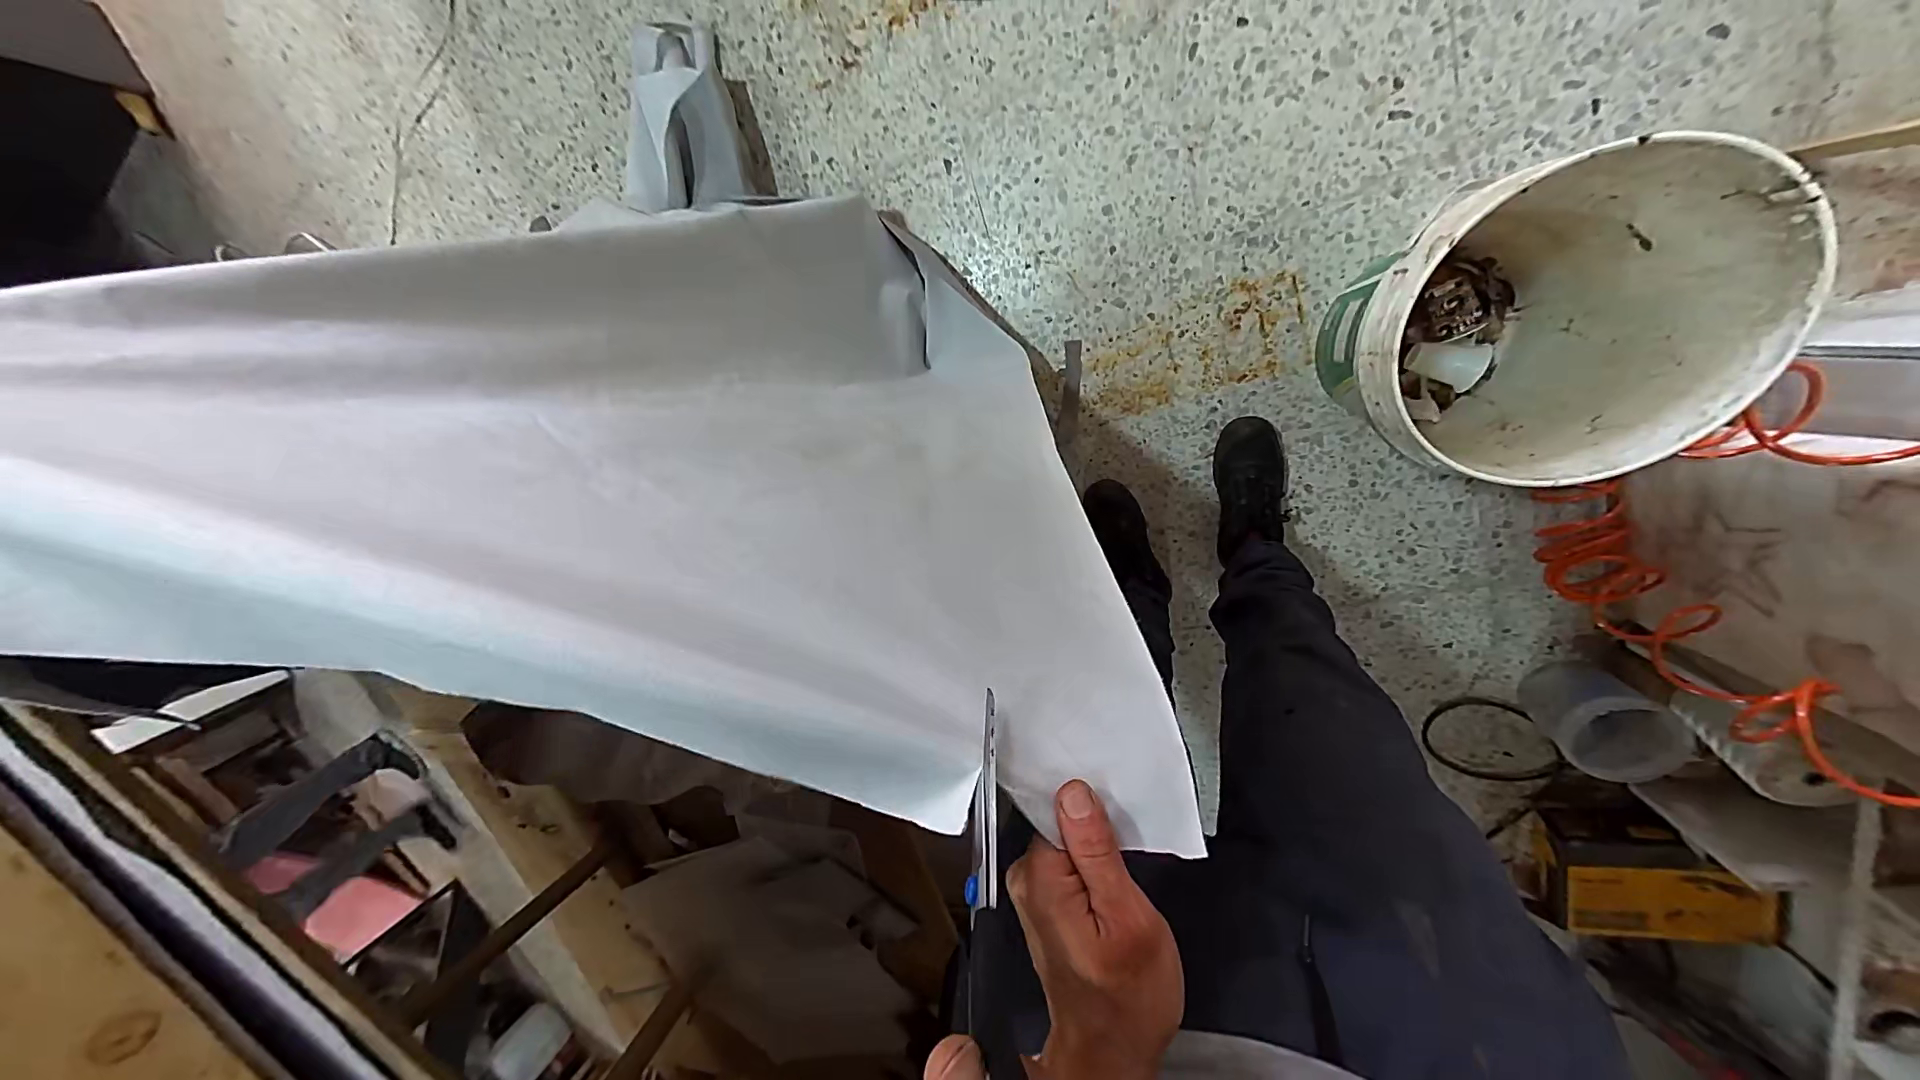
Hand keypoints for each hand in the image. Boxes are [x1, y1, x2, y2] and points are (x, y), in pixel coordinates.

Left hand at [1008, 779, 1182, 1078]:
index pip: (1053, 808)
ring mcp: (1031, 889)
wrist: (1111, 1049)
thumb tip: (1073, 794)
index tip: (1114, 800)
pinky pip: (1064, 858)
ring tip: (1123, 857)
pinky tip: (1111, 872)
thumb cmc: (1128, 995)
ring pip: (1064, 838)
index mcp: (1040, 877)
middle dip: (1093, 822)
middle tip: (1127, 836)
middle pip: (1057, 820)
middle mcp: (1025, 878)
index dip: (1087, 801)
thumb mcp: (1128, 917)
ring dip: (1093, 842)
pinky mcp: (1043, 898)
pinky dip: (1088, 858)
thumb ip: (1097, 852)